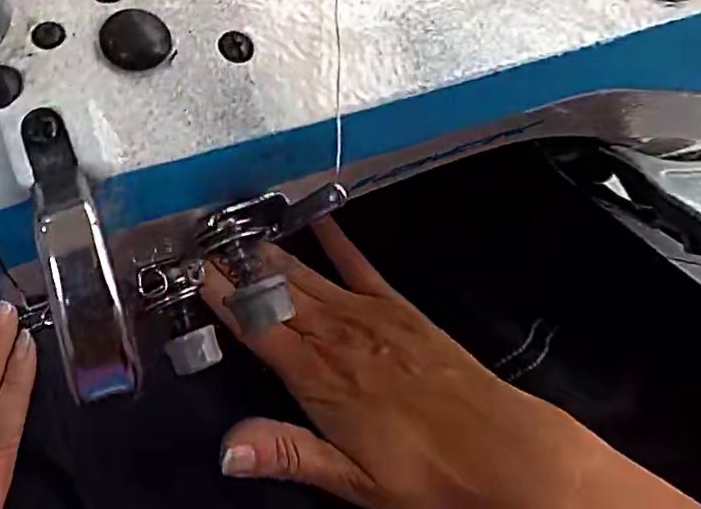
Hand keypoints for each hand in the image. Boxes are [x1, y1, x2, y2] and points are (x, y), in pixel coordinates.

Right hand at [205, 218, 700, 508]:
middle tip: (211, 238)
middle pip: (279, 294)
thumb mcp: (354, 483)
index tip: (198, 271)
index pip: (260, 330)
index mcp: (320, 379)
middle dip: (241, 267)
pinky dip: (336, 240)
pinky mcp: (396, 306)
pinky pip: (358, 265)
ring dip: (274, 253)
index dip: (226, 299)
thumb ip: (288, 452)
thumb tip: (225, 447)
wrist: (502, 452)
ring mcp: (368, 314)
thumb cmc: (424, 477)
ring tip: (243, 230)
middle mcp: (337, 336)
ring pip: (308, 276)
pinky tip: (319, 218)